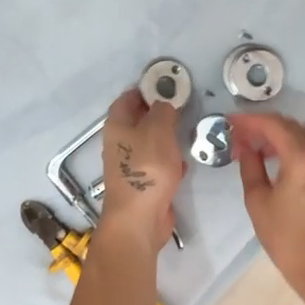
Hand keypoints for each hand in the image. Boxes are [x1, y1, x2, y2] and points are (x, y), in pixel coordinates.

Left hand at [99, 89, 184, 249]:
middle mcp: (120, 144)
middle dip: (160, 115)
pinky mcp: (143, 184)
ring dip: (167, 140)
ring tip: (187, 134)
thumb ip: (163, 111)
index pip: (127, 99)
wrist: (140, 218)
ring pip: (150, 145)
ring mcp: (130, 166)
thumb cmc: (147, 168)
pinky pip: (157, 167)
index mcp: (117, 126)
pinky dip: (169, 163)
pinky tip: (183, 165)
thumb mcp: (158, 130)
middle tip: (183, 110)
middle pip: (139, 122)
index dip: (145, 90)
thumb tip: (164, 105)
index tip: (167, 86)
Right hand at [231, 113, 304, 295]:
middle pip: (292, 126)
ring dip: (284, 135)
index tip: (231, 122)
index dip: (250, 120)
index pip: (274, 125)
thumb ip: (251, 166)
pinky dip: (299, 146)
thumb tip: (247, 146)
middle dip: (265, 127)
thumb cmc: (284, 237)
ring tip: (263, 149)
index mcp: (302, 159)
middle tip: (242, 139)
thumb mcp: (257, 201)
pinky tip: (282, 161)